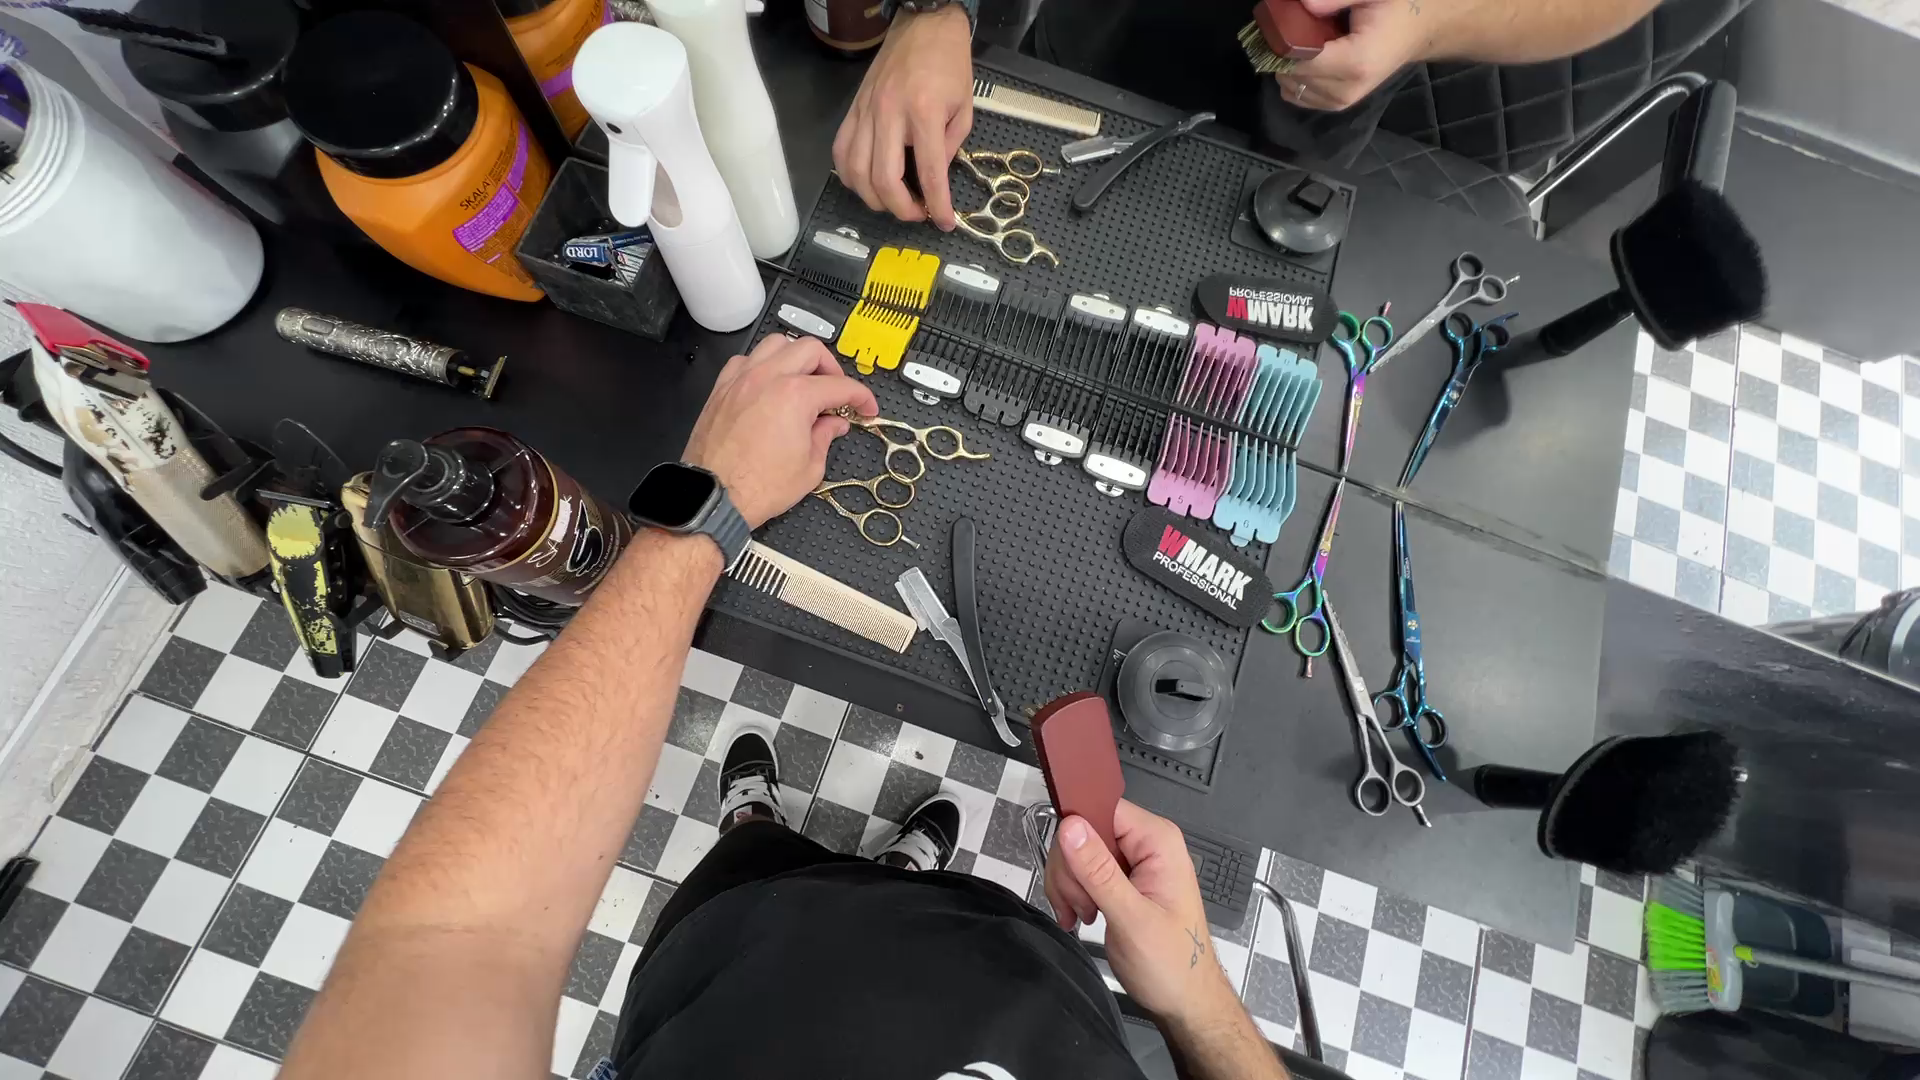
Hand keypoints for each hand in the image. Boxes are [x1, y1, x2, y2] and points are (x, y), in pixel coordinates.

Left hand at [682, 336, 877, 527]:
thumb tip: (833, 424)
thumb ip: (825, 437)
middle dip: (832, 368)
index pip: (840, 385)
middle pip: (811, 349)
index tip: (866, 408)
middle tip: (837, 392)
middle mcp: (768, 378)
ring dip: (797, 357)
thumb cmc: (759, 486)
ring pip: (777, 343)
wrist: (715, 497)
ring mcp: (742, 379)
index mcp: (796, 396)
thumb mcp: (810, 467)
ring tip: (805, 379)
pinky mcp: (722, 388)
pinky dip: (764, 364)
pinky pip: (747, 359)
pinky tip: (770, 383)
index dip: (861, 397)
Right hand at [831, 6, 973, 229]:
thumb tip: (934, 180)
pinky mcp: (854, 109)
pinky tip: (867, 183)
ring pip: (857, 172)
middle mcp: (890, 113)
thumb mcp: (964, 109)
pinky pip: (841, 152)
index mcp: (924, 113)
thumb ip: (951, 148)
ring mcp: (867, 111)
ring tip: (893, 202)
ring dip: (874, 199)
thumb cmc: (948, 63)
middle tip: (916, 213)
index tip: (944, 223)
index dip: (937, 206)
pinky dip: (851, 177)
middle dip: (901, 209)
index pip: (929, 174)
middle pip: (884, 181)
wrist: (923, 21)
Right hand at [1045, 801, 1235, 1022]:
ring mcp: (1133, 858)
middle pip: (1084, 829)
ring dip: (1070, 884)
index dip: (1077, 834)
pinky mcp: (1121, 875)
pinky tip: (1080, 913)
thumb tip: (1071, 827)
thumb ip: (1099, 871)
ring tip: (1082, 913)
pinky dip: (1074, 891)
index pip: (1101, 808)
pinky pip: (1083, 867)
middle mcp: (1146, 842)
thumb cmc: (1175, 966)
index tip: (1069, 868)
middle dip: (1070, 868)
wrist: (1186, 1002)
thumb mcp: (1132, 919)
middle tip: (1079, 903)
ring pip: (1078, 849)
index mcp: (1157, 840)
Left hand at [1277, 0, 1431, 111]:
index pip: (1300, 62)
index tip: (1285, 24)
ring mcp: (1339, 102)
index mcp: (1354, 63)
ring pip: (1291, 89)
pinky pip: (1298, 96)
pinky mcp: (1336, 106)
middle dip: (1287, 54)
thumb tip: (1302, 5)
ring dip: (1291, 67)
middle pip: (1292, 77)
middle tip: (1297, 30)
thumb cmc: (1398, 6)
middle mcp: (1344, 90)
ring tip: (1308, 44)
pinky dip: (1297, 79)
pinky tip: (1311, 59)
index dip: (1286, 44)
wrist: (1419, 29)